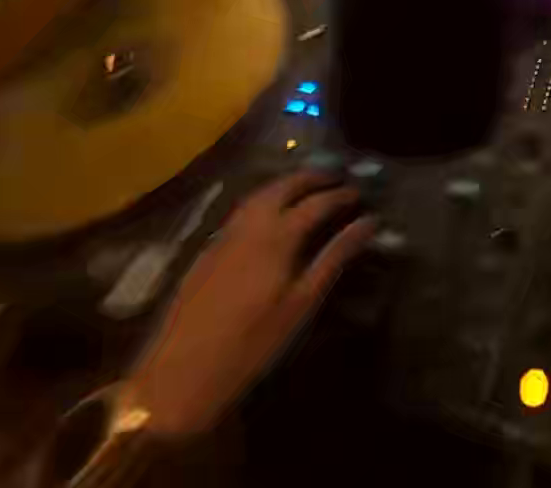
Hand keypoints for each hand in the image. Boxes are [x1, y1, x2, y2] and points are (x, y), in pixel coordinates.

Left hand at [127, 172, 375, 438]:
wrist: (181, 373)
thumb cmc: (253, 344)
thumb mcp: (302, 303)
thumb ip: (335, 257)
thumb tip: (369, 223)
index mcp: (278, 234)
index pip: (317, 202)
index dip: (341, 195)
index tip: (360, 193)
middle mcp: (252, 222)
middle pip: (286, 185)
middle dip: (313, 178)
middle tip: (336, 179)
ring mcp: (227, 232)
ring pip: (261, 192)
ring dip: (288, 183)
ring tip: (308, 187)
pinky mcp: (211, 246)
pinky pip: (244, 207)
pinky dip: (266, 197)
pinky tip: (272, 211)